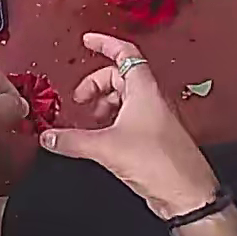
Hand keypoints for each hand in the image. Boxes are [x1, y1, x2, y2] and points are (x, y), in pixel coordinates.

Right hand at [40, 33, 218, 217]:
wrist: (187, 195)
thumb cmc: (159, 162)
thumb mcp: (107, 147)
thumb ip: (73, 140)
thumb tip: (49, 136)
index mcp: (144, 90)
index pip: (125, 54)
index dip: (105, 44)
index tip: (87, 41)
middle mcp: (150, 100)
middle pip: (119, 77)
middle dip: (95, 84)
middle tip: (78, 99)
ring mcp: (152, 119)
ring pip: (123, 98)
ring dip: (102, 104)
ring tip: (88, 120)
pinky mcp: (151, 138)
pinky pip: (126, 118)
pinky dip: (110, 121)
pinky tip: (99, 136)